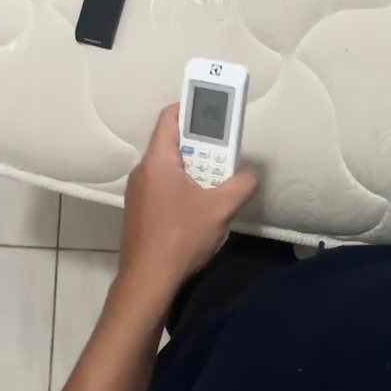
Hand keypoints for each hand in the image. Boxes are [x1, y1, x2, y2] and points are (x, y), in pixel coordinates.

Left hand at [114, 105, 259, 304]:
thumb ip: (241, 185)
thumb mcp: (221, 209)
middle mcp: (144, 171)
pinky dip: (184, 190)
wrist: (148, 283)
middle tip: (226, 155)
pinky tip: (201, 211)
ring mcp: (139, 194)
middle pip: (174, 144)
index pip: (170, 118)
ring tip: (218, 184)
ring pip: (171, 170)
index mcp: (158, 161)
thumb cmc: (180, 238)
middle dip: (203, 146)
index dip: (191, 108)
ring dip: (195, 172)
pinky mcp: (140, 214)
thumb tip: (251, 175)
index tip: (214, 110)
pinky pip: (164, 189)